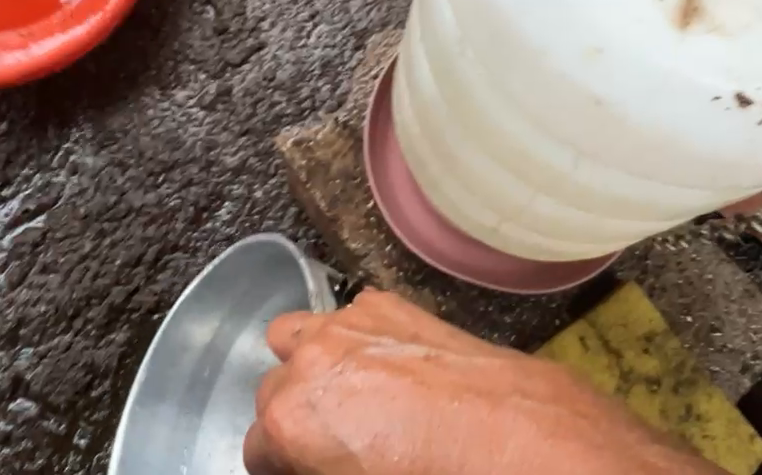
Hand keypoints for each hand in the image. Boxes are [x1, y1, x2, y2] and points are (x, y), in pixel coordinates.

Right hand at [245, 290, 720, 474]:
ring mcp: (346, 323)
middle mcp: (308, 361)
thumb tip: (330, 457)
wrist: (507, 433)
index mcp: (291, 420)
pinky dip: (353, 336)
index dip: (280, 464)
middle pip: (271, 389)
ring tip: (347, 393)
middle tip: (332, 442)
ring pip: (294, 335)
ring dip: (309, 362)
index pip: (254, 448)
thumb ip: (324, 464)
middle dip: (293, 414)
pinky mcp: (384, 302)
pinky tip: (387, 365)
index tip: (302, 468)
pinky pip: (346, 316)